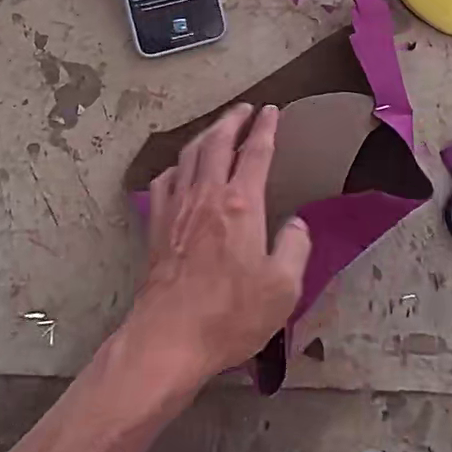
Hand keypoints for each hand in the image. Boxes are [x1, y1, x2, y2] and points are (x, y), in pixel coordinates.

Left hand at [128, 103, 311, 382]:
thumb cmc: (229, 315)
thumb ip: (296, 247)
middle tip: (245, 108)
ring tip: (218, 128)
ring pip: (190, 156)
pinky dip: (176, 167)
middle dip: (233, 119)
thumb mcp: (283, 287)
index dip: (266, 127)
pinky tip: (181, 170)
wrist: (166, 343)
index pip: (257, 152)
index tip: (271, 110)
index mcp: (242, 204)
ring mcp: (177, 210)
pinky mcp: (156, 229)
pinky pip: (165, 182)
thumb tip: (295, 224)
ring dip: (206, 135)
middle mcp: (207, 196)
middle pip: (218, 142)